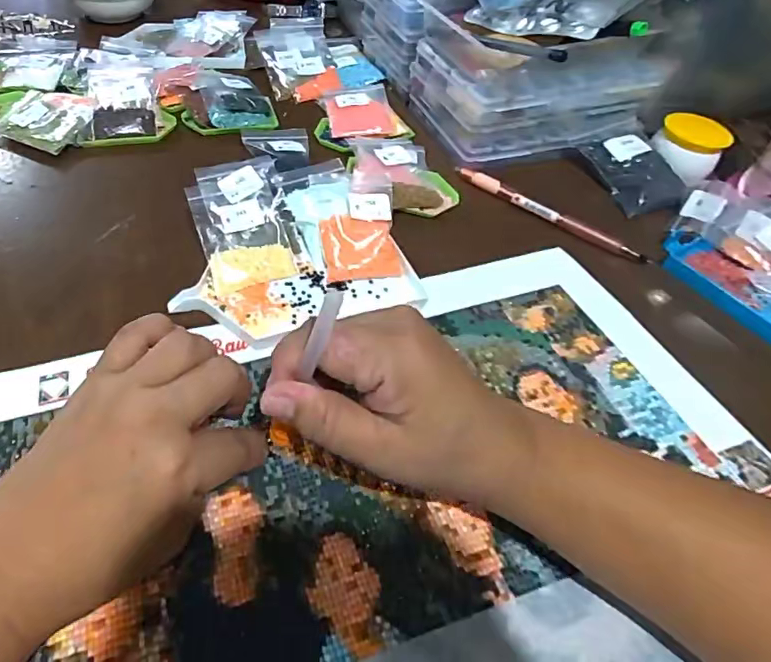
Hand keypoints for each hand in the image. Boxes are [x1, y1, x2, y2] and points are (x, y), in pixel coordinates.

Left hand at [0, 316, 265, 648]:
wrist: (18, 551)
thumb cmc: (95, 561)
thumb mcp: (169, 537)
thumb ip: (200, 488)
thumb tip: (217, 455)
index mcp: (178, 468)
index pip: (241, 443)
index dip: (253, 449)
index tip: (250, 451)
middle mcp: (157, 415)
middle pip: (222, 374)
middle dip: (238, 392)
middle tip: (227, 412)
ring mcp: (124, 389)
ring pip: (186, 342)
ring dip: (205, 359)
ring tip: (197, 381)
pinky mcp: (96, 377)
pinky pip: (136, 331)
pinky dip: (159, 332)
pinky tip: (163, 354)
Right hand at [259, 307, 533, 507]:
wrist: (500, 446)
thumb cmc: (443, 455)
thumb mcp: (379, 450)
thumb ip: (323, 419)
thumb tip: (269, 396)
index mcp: (387, 346)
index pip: (312, 338)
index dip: (287, 371)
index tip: (282, 412)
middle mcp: (388, 316)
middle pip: (319, 331)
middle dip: (301, 370)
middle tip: (308, 417)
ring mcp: (395, 315)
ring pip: (330, 332)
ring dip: (318, 366)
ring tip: (333, 408)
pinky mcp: (398, 323)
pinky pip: (349, 333)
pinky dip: (338, 361)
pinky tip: (354, 392)